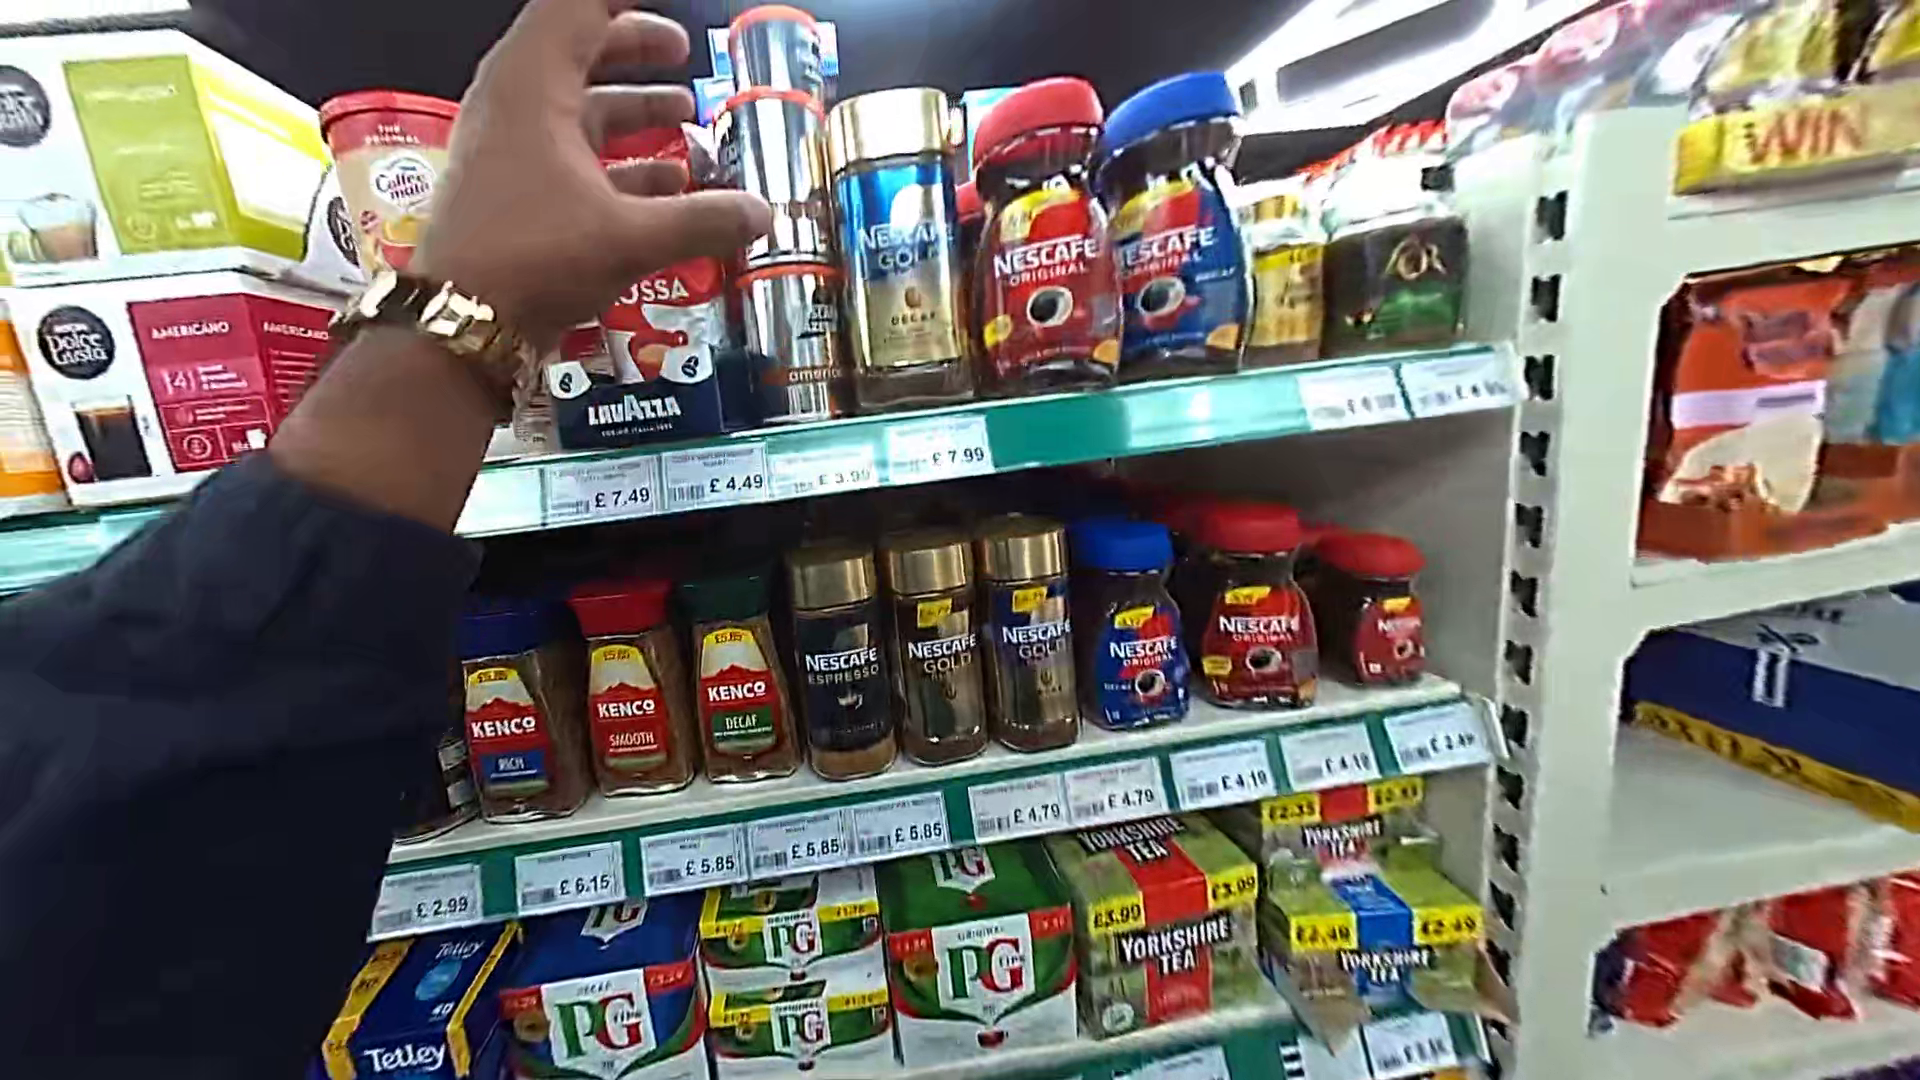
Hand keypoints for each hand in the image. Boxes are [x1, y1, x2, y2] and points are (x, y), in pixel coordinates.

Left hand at [412, 0, 769, 348]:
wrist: (471, 318)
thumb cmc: (540, 256)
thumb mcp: (631, 237)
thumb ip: (702, 222)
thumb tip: (763, 212)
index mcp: (534, 87)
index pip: (578, 10)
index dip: (622, 4)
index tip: (672, 13)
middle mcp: (521, 107)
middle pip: (582, 57)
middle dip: (637, 55)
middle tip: (686, 59)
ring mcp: (521, 153)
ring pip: (586, 116)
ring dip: (638, 117)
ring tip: (688, 125)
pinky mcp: (528, 195)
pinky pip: (585, 163)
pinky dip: (628, 167)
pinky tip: (669, 188)